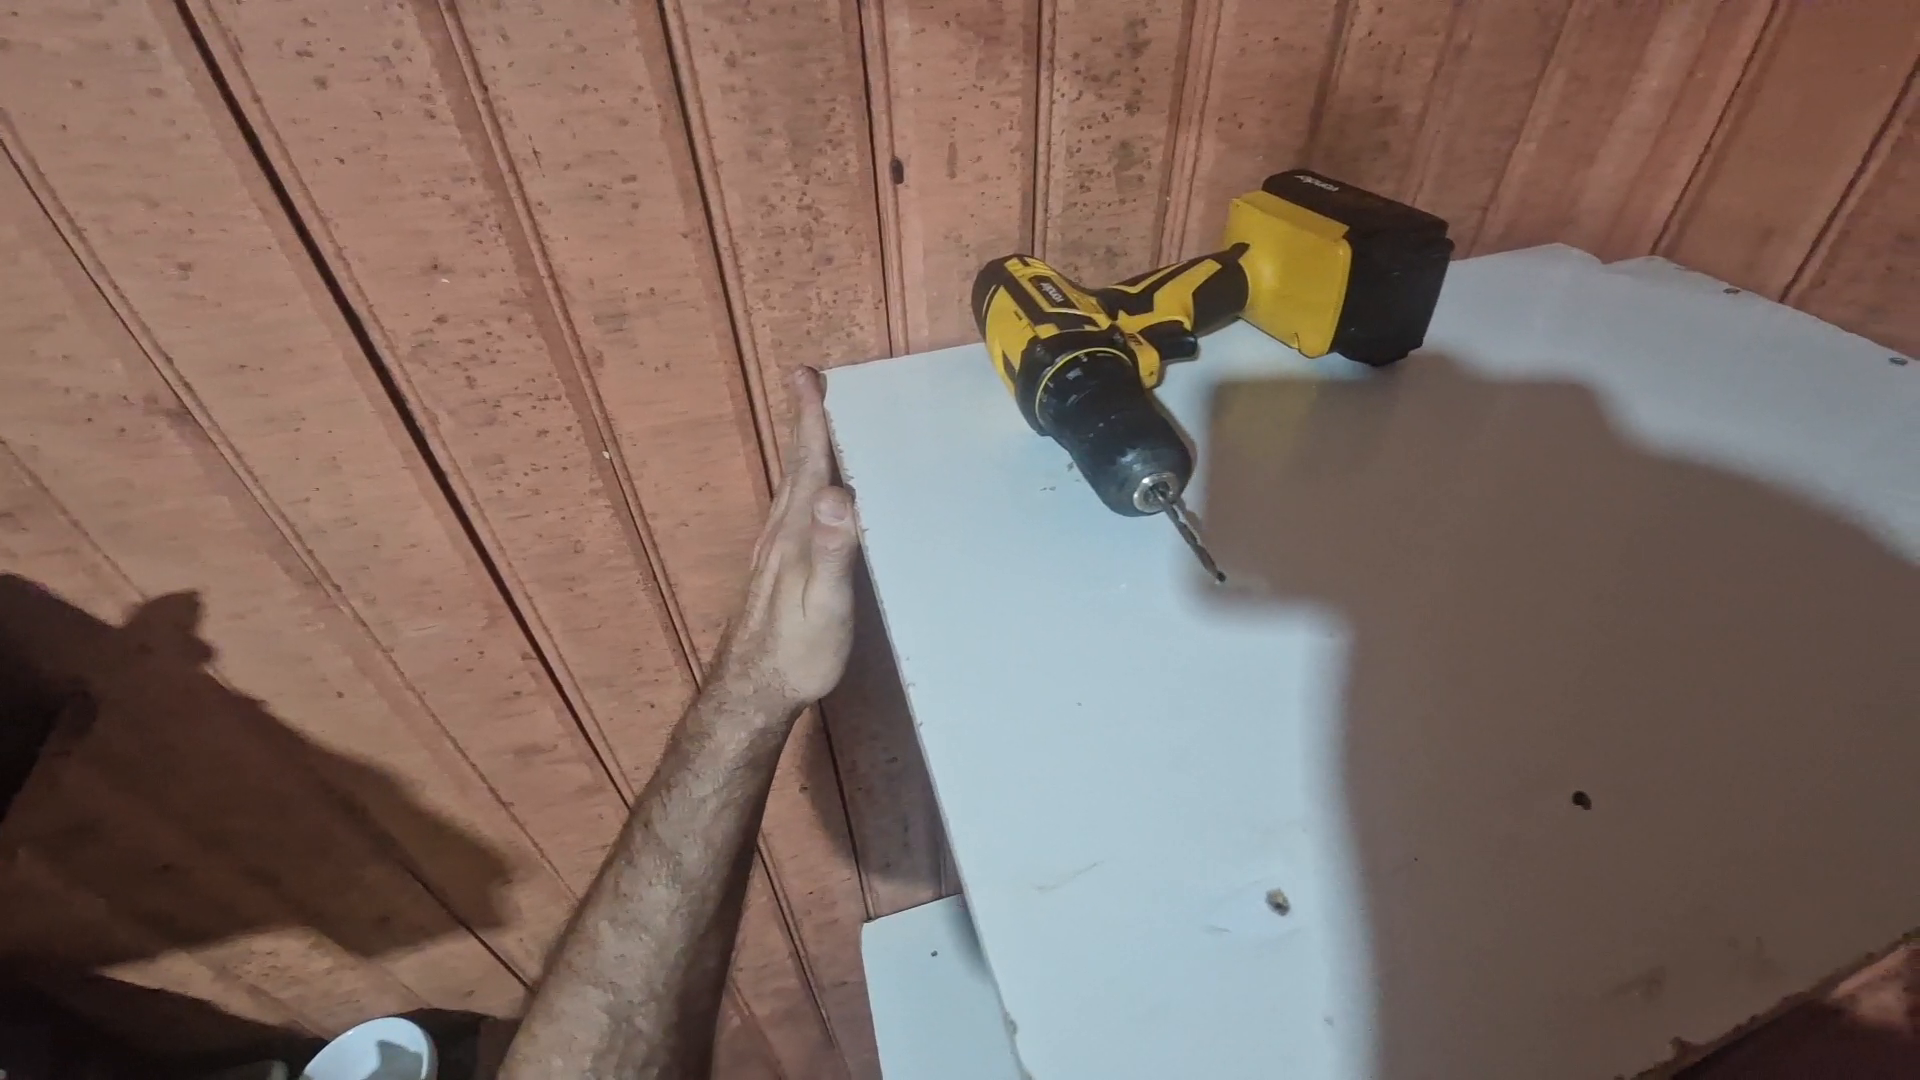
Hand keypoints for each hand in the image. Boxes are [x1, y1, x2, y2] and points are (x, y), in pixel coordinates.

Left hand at [712, 368, 858, 715]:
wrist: (750, 692)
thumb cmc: (797, 653)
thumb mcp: (825, 607)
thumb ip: (832, 553)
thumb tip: (839, 494)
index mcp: (796, 536)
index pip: (808, 468)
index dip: (810, 422)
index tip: (807, 376)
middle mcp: (779, 534)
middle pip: (794, 468)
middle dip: (803, 423)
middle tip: (808, 382)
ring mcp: (772, 551)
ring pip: (789, 488)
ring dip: (801, 450)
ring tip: (810, 425)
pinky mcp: (772, 569)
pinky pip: (789, 509)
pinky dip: (799, 483)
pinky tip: (806, 494)